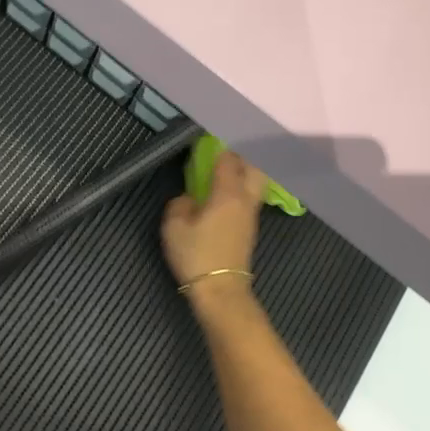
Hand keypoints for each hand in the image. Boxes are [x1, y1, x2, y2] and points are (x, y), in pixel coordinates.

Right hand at [162, 150, 268, 292]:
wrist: (221, 291)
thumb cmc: (196, 255)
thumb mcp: (174, 227)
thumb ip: (180, 204)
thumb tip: (189, 198)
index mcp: (228, 192)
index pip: (228, 158)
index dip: (218, 146)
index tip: (207, 139)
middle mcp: (245, 199)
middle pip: (253, 166)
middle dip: (240, 155)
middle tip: (222, 153)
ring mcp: (251, 215)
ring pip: (255, 182)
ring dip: (243, 171)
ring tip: (224, 170)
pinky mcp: (250, 229)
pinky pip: (250, 197)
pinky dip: (241, 188)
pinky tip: (225, 193)